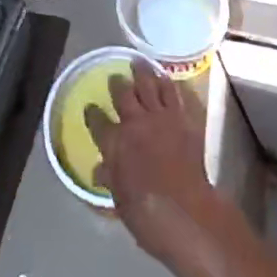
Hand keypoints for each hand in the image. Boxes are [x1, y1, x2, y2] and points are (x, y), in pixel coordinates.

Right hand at [83, 60, 214, 267]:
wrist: (186, 211)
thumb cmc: (146, 214)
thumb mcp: (119, 200)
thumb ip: (110, 178)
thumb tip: (101, 170)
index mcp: (114, 142)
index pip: (97, 121)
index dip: (92, 113)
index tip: (90, 107)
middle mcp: (135, 123)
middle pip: (123, 94)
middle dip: (117, 84)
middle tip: (115, 77)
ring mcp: (161, 118)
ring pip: (149, 85)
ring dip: (143, 73)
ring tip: (139, 63)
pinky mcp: (183, 119)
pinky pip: (175, 94)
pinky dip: (169, 84)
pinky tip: (166, 78)